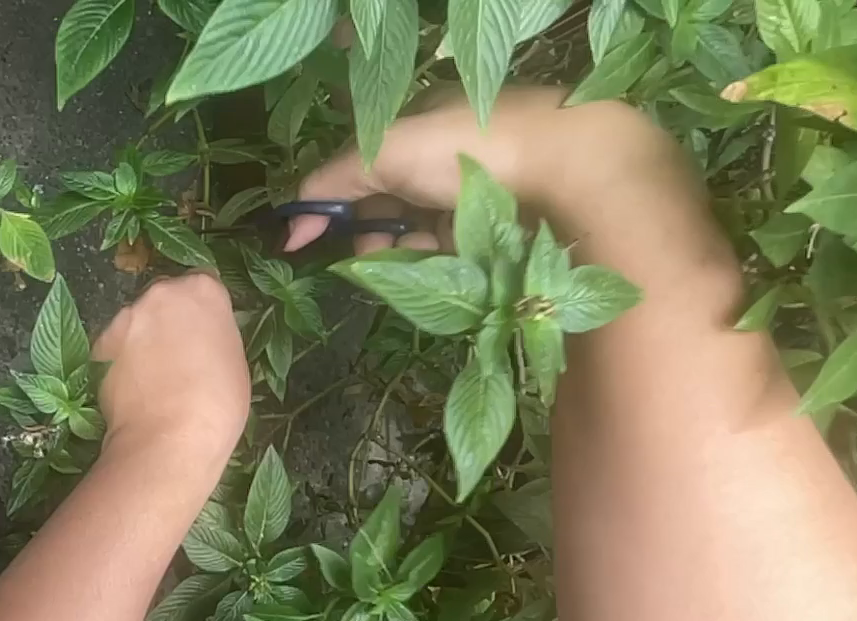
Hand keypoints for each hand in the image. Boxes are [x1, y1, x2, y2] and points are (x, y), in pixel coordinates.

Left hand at [92, 272, 249, 473]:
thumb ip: (214, 337)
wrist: (169, 440)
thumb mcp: (234, 361)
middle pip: (163, 302)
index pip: (202, 287)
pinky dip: (118, 364)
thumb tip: (199, 341)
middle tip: (173, 359)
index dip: (200, 314)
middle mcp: (159, 294)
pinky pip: (112, 350)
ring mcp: (124, 318)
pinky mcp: (98, 347)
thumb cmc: (217, 405)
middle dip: (166, 323)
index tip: (200, 336)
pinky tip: (129, 390)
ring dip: (139, 343)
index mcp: (202, 290)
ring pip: (133, 325)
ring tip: (148, 380)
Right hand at [285, 88, 697, 259]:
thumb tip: (288, 227)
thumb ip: (329, 181)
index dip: (328, 205)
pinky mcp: (492, 227)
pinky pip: (444, 252)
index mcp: (421, 123)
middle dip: (370, 235)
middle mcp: (445, 156)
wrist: (567, 169)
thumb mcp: (385, 149)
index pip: (356, 170)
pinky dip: (437, 260)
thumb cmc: (470, 147)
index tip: (303, 241)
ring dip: (404, 251)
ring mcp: (471, 193)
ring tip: (424, 254)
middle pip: (381, 209)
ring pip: (410, 235)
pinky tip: (449, 258)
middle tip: (374, 252)